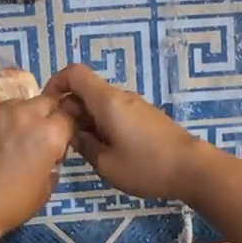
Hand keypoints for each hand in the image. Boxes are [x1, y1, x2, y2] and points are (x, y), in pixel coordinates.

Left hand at [0, 93, 77, 230]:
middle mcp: (28, 114)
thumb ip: (54, 165)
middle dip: (46, 115)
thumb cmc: (11, 204)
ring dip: (19, 114)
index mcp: (50, 134)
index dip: (66, 125)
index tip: (59, 136)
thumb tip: (51, 155)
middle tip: (35, 135)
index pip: (69, 115)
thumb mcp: (45, 190)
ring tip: (6, 134)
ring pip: (17, 101)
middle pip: (46, 102)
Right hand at [43, 64, 216, 201]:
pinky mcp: (146, 117)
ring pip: (100, 104)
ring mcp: (135, 105)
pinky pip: (115, 113)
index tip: (48, 109)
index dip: (55, 84)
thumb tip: (72, 133)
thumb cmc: (146, 166)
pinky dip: (103, 125)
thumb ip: (84, 145)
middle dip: (69, 110)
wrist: (193, 169)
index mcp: (107, 101)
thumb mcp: (106, 164)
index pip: (74, 73)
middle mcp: (120, 96)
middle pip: (86, 90)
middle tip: (64, 140)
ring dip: (87, 120)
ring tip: (85, 149)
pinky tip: (107, 151)